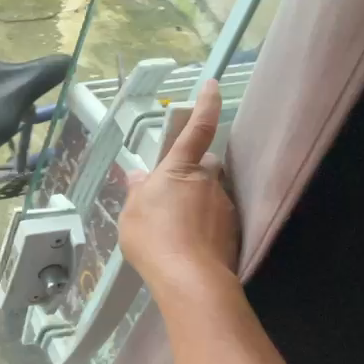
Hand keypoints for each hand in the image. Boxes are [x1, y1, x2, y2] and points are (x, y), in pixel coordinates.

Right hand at [118, 79, 238, 296]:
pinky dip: (202, 225)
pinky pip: (215, 219)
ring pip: (210, 193)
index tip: (211, 86)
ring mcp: (223, 205)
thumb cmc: (153, 238)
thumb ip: (137, 192)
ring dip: (195, 202)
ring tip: (173, 228)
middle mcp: (208, 181)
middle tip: (168, 194)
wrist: (189, 277)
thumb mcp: (131, 214)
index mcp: (180, 169)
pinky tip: (186, 243)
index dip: (205, 105)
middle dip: (190, 173)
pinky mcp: (233, 230)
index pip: (197, 129)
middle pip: (203, 166)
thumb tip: (139, 176)